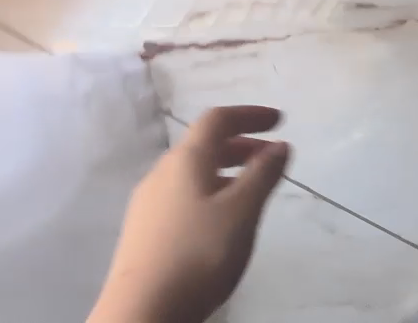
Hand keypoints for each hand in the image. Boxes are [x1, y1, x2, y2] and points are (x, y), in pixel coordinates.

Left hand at [89, 106, 290, 322]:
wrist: (138, 320)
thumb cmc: (197, 255)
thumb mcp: (242, 211)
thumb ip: (263, 173)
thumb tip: (279, 145)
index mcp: (185, 161)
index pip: (218, 119)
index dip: (250, 114)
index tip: (279, 121)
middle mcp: (161, 175)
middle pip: (203, 145)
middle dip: (241, 143)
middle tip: (270, 156)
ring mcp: (147, 207)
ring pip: (192, 174)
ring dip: (226, 170)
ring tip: (251, 190)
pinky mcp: (142, 237)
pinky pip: (182, 197)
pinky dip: (209, 192)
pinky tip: (221, 221)